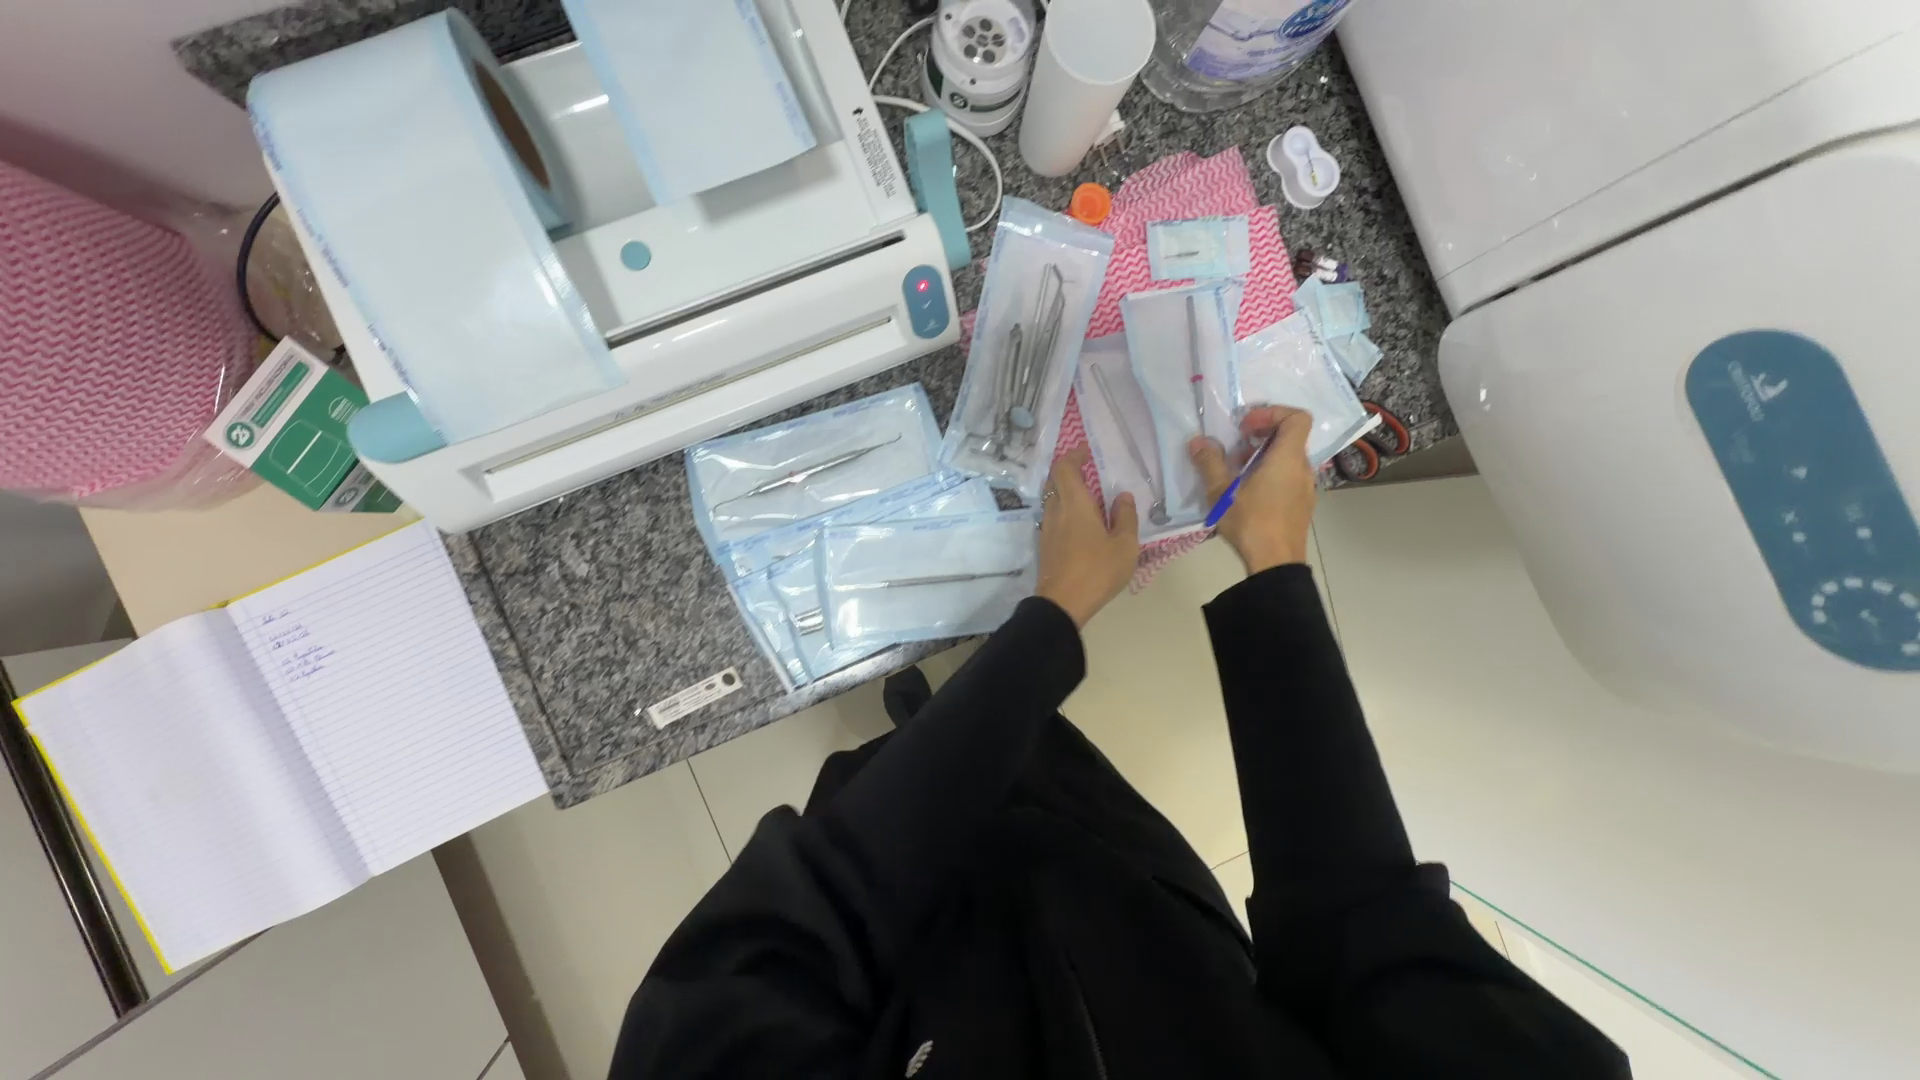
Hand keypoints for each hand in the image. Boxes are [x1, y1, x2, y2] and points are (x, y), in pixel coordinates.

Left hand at [1035, 448, 1139, 627]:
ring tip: (1090, 498)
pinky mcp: (1045, 545)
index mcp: (1074, 504)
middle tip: (1091, 472)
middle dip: (1070, 471)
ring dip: (1068, 492)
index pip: (1064, 467)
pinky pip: (1053, 517)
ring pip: (1053, 499)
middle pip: (1055, 480)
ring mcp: (1047, 529)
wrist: (1062, 604)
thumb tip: (1122, 496)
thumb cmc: (1097, 571)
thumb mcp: (1124, 545)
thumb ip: (1125, 516)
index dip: (1074, 456)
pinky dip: (1065, 510)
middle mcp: (1055, 511)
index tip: (1088, 453)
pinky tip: (1082, 523)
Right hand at [1189, 406, 1317, 574]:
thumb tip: (1198, 442)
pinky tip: (1248, 495)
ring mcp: (1305, 488)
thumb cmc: (1251, 522)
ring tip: (1236, 474)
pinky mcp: (1302, 505)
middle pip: (1290, 437)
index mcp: (1287, 458)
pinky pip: (1288, 477)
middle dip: (1261, 436)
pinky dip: (1270, 474)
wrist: (1275, 564)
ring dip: (1263, 457)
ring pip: (1287, 459)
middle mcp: (1303, 468)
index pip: (1297, 417)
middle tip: (1235, 450)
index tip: (1245, 428)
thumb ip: (1209, 462)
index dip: (1272, 413)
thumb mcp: (1221, 492)